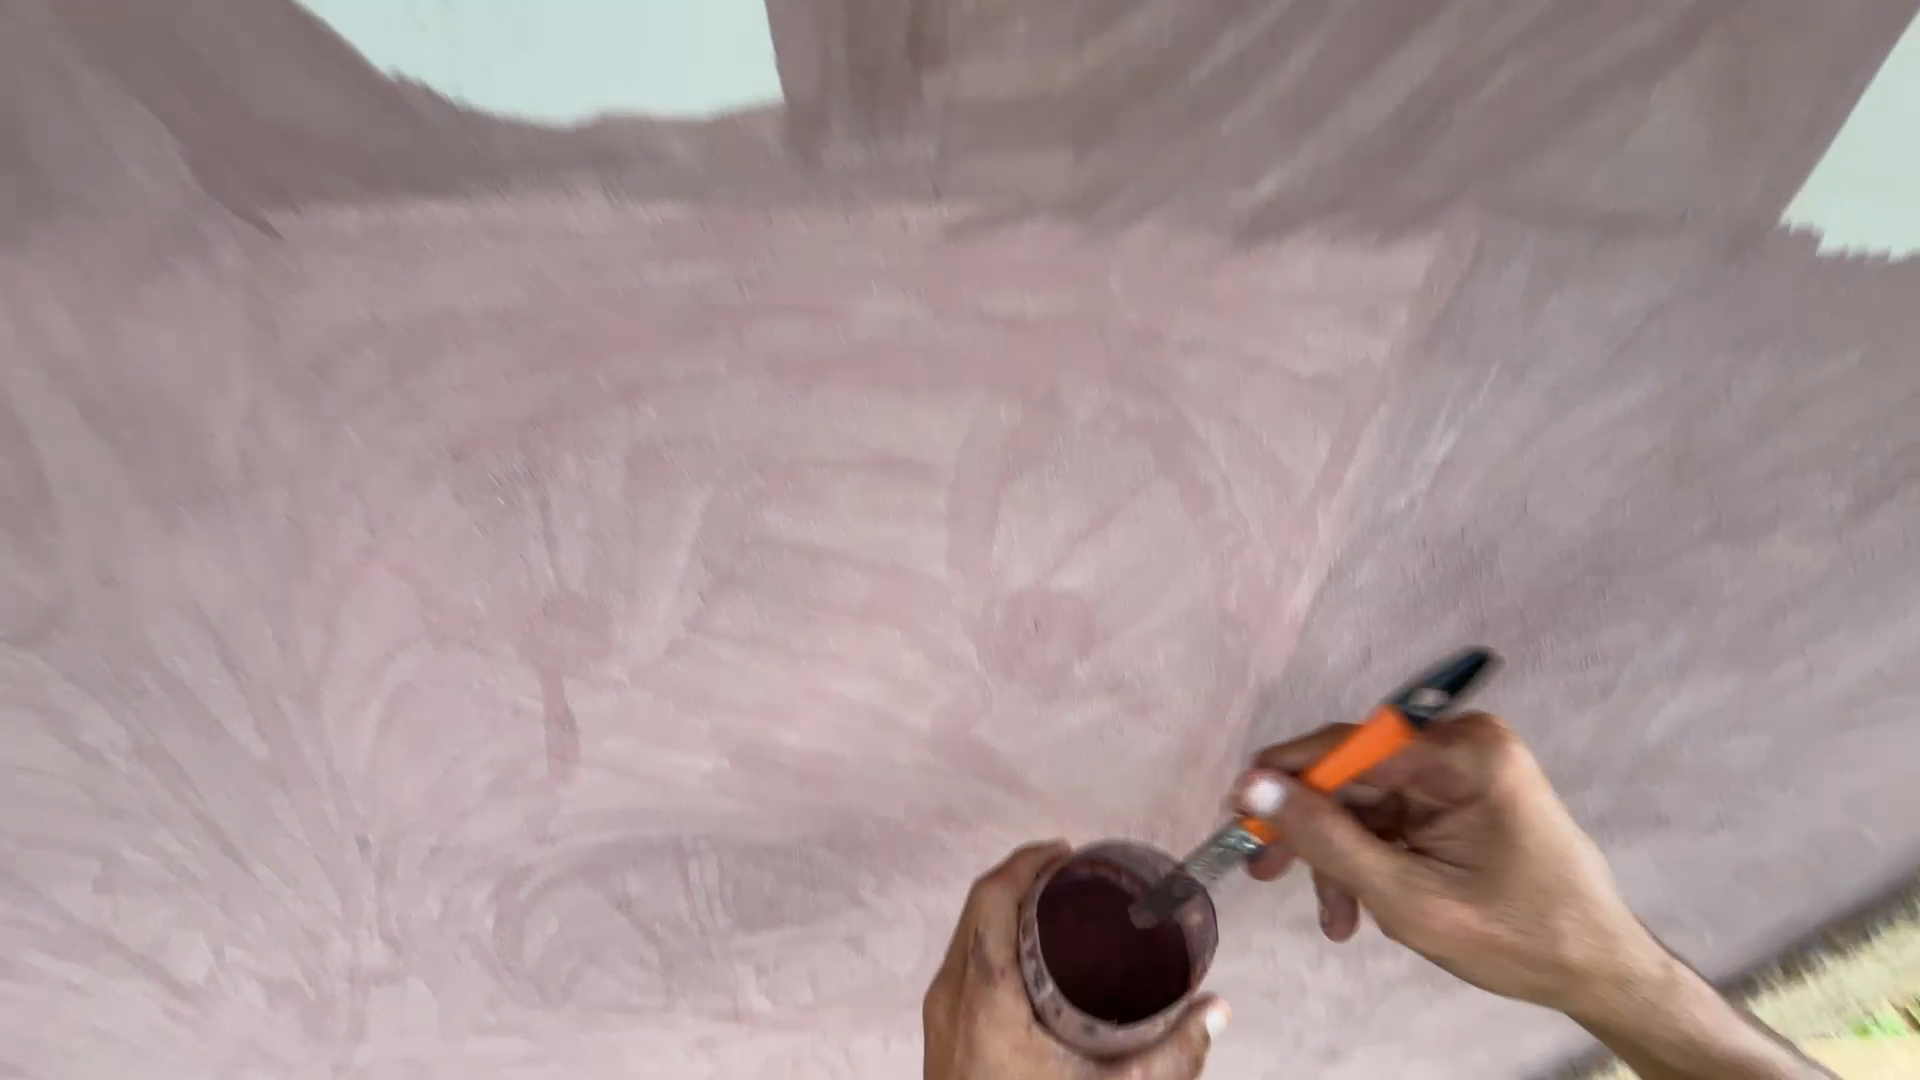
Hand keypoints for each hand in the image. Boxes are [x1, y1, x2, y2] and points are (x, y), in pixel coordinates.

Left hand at [923, 841, 1229, 1079]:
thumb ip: (1171, 1055)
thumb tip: (1217, 1009)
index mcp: (986, 995)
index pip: (991, 898)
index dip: (1023, 862)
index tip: (1063, 851)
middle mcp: (952, 992)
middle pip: (977, 905)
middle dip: (1019, 876)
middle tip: (1067, 871)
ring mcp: (939, 1009)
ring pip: (966, 929)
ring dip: (1003, 903)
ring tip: (1051, 900)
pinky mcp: (940, 1026)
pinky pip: (963, 956)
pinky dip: (992, 933)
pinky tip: (1025, 947)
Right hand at [1234, 712, 1664, 1016]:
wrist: (1605, 975)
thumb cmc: (1520, 940)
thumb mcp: (1408, 899)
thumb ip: (1325, 839)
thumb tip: (1251, 786)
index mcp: (1461, 754)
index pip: (1345, 748)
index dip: (1285, 777)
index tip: (1237, 811)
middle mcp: (1455, 743)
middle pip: (1349, 775)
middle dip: (1311, 830)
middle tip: (1264, 869)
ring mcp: (1454, 765)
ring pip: (1359, 799)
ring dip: (1336, 855)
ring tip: (1333, 916)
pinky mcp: (1450, 789)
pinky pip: (1382, 813)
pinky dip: (1363, 856)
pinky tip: (1356, 903)